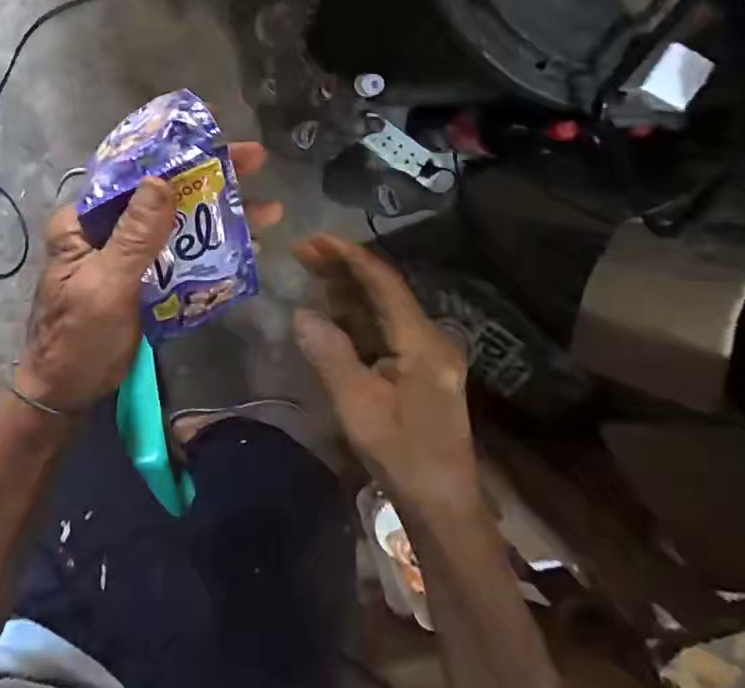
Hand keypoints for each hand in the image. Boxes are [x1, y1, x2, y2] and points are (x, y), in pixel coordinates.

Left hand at [19, 142, 280, 413]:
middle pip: (159, 191)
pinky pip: (178, 251)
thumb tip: (161, 179)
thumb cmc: (78, 338)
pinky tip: (244, 242)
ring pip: (174, 220)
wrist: (67, 393)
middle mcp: (104, 228)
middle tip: (254, 160)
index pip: (128, 170)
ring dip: (216, 211)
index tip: (209, 128)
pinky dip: (209, 244)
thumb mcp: (107, 286)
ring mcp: (125, 253)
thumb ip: (135, 236)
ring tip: (267, 206)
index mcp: (83, 221)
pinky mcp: (142, 278)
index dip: (168, 146)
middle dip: (206, 174)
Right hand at [292, 233, 477, 508]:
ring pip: (381, 310)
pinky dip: (353, 317)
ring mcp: (424, 355)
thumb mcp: (358, 404)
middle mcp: (429, 339)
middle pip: (383, 291)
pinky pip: (382, 330)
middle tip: (302, 252)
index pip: (384, 284)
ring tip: (309, 274)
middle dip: (343, 269)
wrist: (442, 504)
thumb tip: (302, 314)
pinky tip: (329, 313)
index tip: (314, 239)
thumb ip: (330, 354)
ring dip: (346, 291)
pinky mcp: (416, 371)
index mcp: (422, 342)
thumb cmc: (403, 454)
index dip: (349, 257)